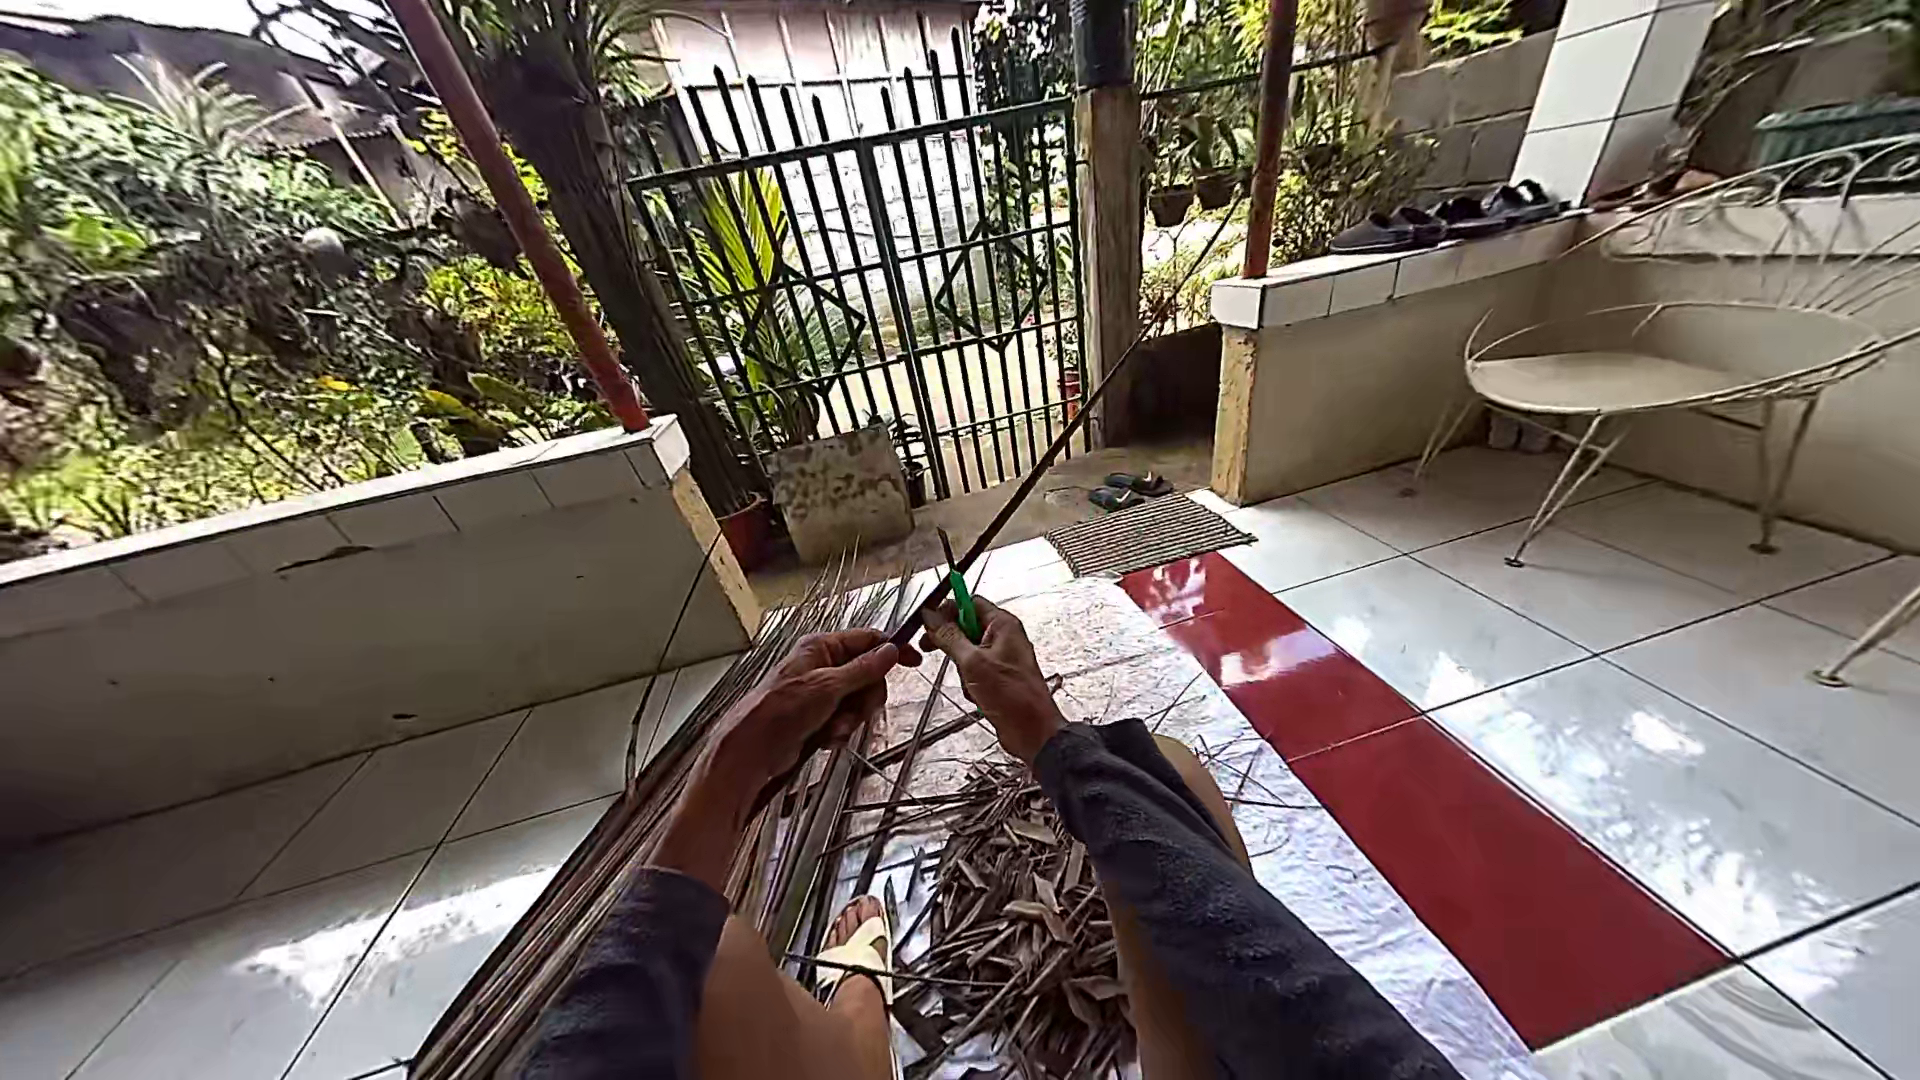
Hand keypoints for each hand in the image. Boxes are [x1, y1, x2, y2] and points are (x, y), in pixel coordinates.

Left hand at [657, 629, 906, 890]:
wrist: (751, 752)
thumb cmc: (782, 711)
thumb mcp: (829, 686)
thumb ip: (864, 669)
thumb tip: (891, 650)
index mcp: (822, 647)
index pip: (868, 639)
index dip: (892, 650)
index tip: (915, 660)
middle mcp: (823, 665)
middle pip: (868, 674)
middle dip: (866, 697)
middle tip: (860, 710)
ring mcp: (821, 691)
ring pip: (859, 699)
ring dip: (853, 717)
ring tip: (835, 728)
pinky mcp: (819, 715)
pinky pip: (846, 718)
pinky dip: (841, 729)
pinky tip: (827, 738)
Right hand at [920, 597, 1063, 763]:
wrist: (1032, 733)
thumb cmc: (1013, 696)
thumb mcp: (973, 662)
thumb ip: (949, 636)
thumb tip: (931, 616)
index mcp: (1003, 625)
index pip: (970, 602)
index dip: (947, 610)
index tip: (928, 622)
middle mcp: (1004, 637)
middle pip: (966, 626)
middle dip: (950, 642)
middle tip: (932, 648)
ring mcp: (1001, 658)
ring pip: (966, 651)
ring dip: (961, 667)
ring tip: (970, 682)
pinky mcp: (998, 677)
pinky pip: (973, 670)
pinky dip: (969, 681)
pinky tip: (976, 694)